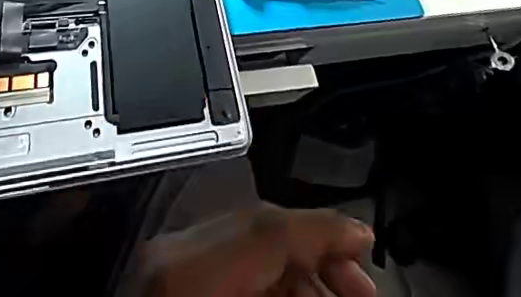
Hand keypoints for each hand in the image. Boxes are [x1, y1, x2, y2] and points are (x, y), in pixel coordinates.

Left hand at [133, 205, 375, 296]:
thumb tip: (329, 293)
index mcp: (186, 272)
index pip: (265, 230)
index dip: (322, 231)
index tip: (360, 240)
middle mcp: (170, 257)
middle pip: (256, 230)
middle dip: (314, 254)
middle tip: (358, 286)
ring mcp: (160, 266)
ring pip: (240, 245)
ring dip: (289, 271)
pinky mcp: (160, 280)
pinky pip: (220, 264)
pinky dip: (259, 281)